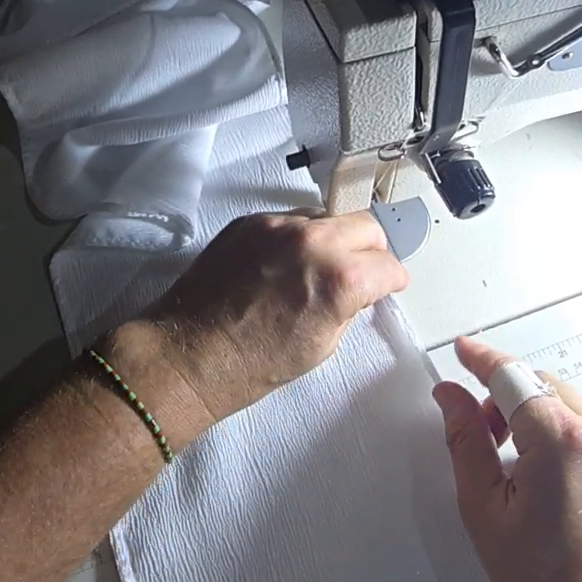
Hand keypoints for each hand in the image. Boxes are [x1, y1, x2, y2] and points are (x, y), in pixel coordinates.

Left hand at [122, 210, 407, 433]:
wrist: (191, 354)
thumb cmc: (253, 363)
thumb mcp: (323, 345)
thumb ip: (349, 305)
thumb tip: (360, 286)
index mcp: (340, 278)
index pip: (388, 263)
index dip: (391, 279)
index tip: (387, 284)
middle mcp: (313, 241)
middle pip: (366, 225)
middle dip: (370, 250)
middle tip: (361, 271)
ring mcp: (278, 225)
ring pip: (327, 218)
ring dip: (331, 239)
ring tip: (315, 268)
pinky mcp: (251, 221)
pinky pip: (290, 219)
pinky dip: (296, 237)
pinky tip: (283, 264)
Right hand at [434, 337, 581, 581]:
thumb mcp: (486, 513)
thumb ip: (465, 441)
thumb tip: (451, 397)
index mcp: (562, 441)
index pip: (511, 375)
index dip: (481, 358)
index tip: (466, 350)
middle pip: (543, 386)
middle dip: (508, 396)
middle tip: (485, 431)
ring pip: (573, 409)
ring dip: (541, 419)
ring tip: (521, 469)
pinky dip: (571, 442)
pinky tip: (556, 486)